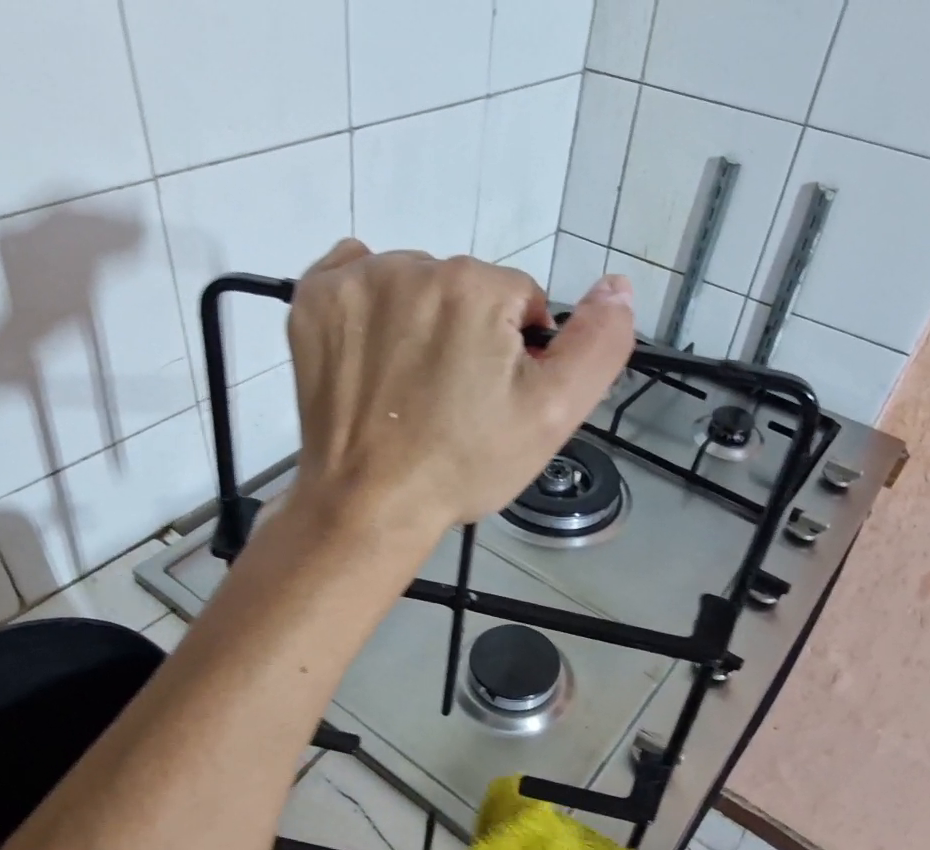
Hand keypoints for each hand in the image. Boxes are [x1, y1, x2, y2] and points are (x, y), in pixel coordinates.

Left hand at [284, 239, 635, 540]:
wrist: (367, 503)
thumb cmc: (463, 463)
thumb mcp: (553, 413)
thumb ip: (598, 343)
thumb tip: (618, 286)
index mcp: (477, 285)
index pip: (519, 302)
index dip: (516, 352)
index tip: (492, 398)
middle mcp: (413, 266)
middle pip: (465, 290)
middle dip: (467, 334)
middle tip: (451, 400)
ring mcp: (356, 281)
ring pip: (414, 286)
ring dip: (419, 322)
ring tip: (410, 388)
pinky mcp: (312, 300)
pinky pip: (358, 278)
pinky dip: (368, 307)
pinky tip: (373, 353)